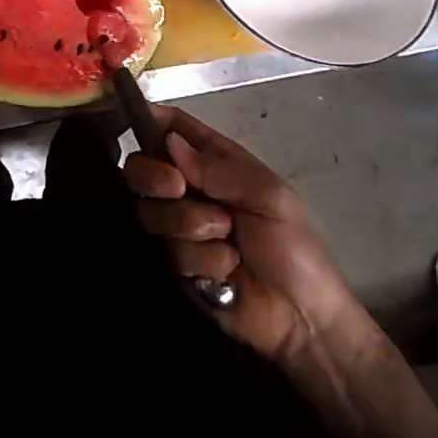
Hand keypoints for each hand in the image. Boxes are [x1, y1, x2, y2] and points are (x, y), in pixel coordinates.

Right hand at [125, 106, 364, 362]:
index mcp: (212, 162)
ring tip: (229, 239)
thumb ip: (218, 169)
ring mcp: (176, 228)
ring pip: (151, 212)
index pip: (172, 127)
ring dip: (191, 224)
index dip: (150, 118)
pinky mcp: (172, 267)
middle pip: (141, 168)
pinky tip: (226, 271)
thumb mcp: (268, 196)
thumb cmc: (293, 246)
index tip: (136, 120)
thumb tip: (170, 142)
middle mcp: (187, 189)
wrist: (301, 318)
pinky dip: (201, 259)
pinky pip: (166, 252)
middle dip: (155, 175)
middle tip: (178, 187)